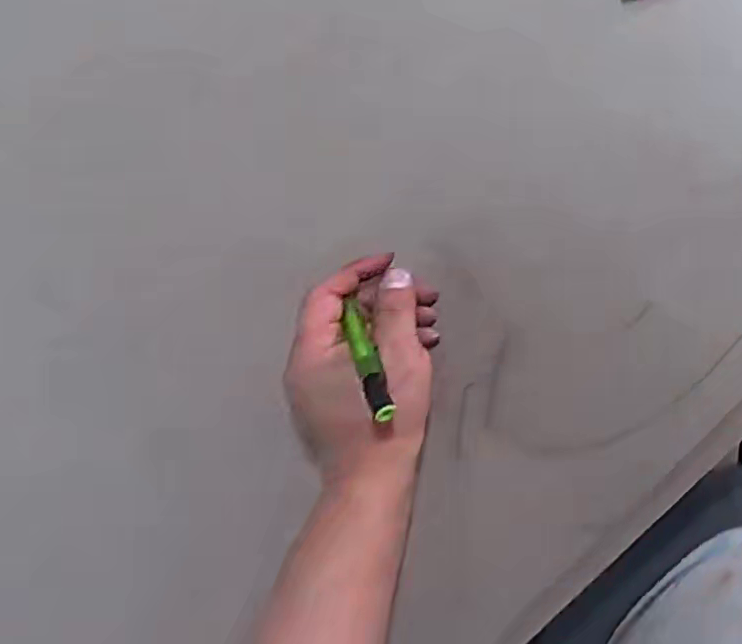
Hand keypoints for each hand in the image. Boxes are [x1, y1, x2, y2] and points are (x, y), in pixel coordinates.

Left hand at [283, 253, 440, 490]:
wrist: (374, 479)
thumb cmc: (385, 413)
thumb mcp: (399, 354)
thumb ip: (396, 309)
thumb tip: (396, 275)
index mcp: (312, 351)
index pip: (327, 294)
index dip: (359, 272)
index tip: (394, 263)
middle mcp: (309, 363)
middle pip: (347, 312)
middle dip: (389, 297)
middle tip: (428, 296)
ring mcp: (322, 382)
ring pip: (359, 332)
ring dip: (396, 319)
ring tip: (432, 322)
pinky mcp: (339, 395)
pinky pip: (363, 354)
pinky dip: (391, 342)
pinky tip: (423, 345)